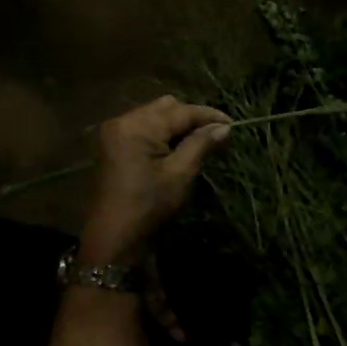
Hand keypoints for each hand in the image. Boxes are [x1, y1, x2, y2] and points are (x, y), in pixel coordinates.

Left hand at [79, 96, 231, 267]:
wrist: (114, 238)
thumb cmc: (149, 206)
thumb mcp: (180, 174)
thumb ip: (201, 144)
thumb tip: (224, 127)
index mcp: (137, 126)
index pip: (180, 111)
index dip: (208, 115)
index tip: (234, 123)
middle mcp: (122, 121)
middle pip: (165, 107)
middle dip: (191, 117)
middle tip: (215, 135)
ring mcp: (114, 133)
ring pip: (154, 116)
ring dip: (177, 125)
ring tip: (199, 141)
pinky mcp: (113, 146)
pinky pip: (142, 128)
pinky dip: (162, 134)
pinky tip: (177, 148)